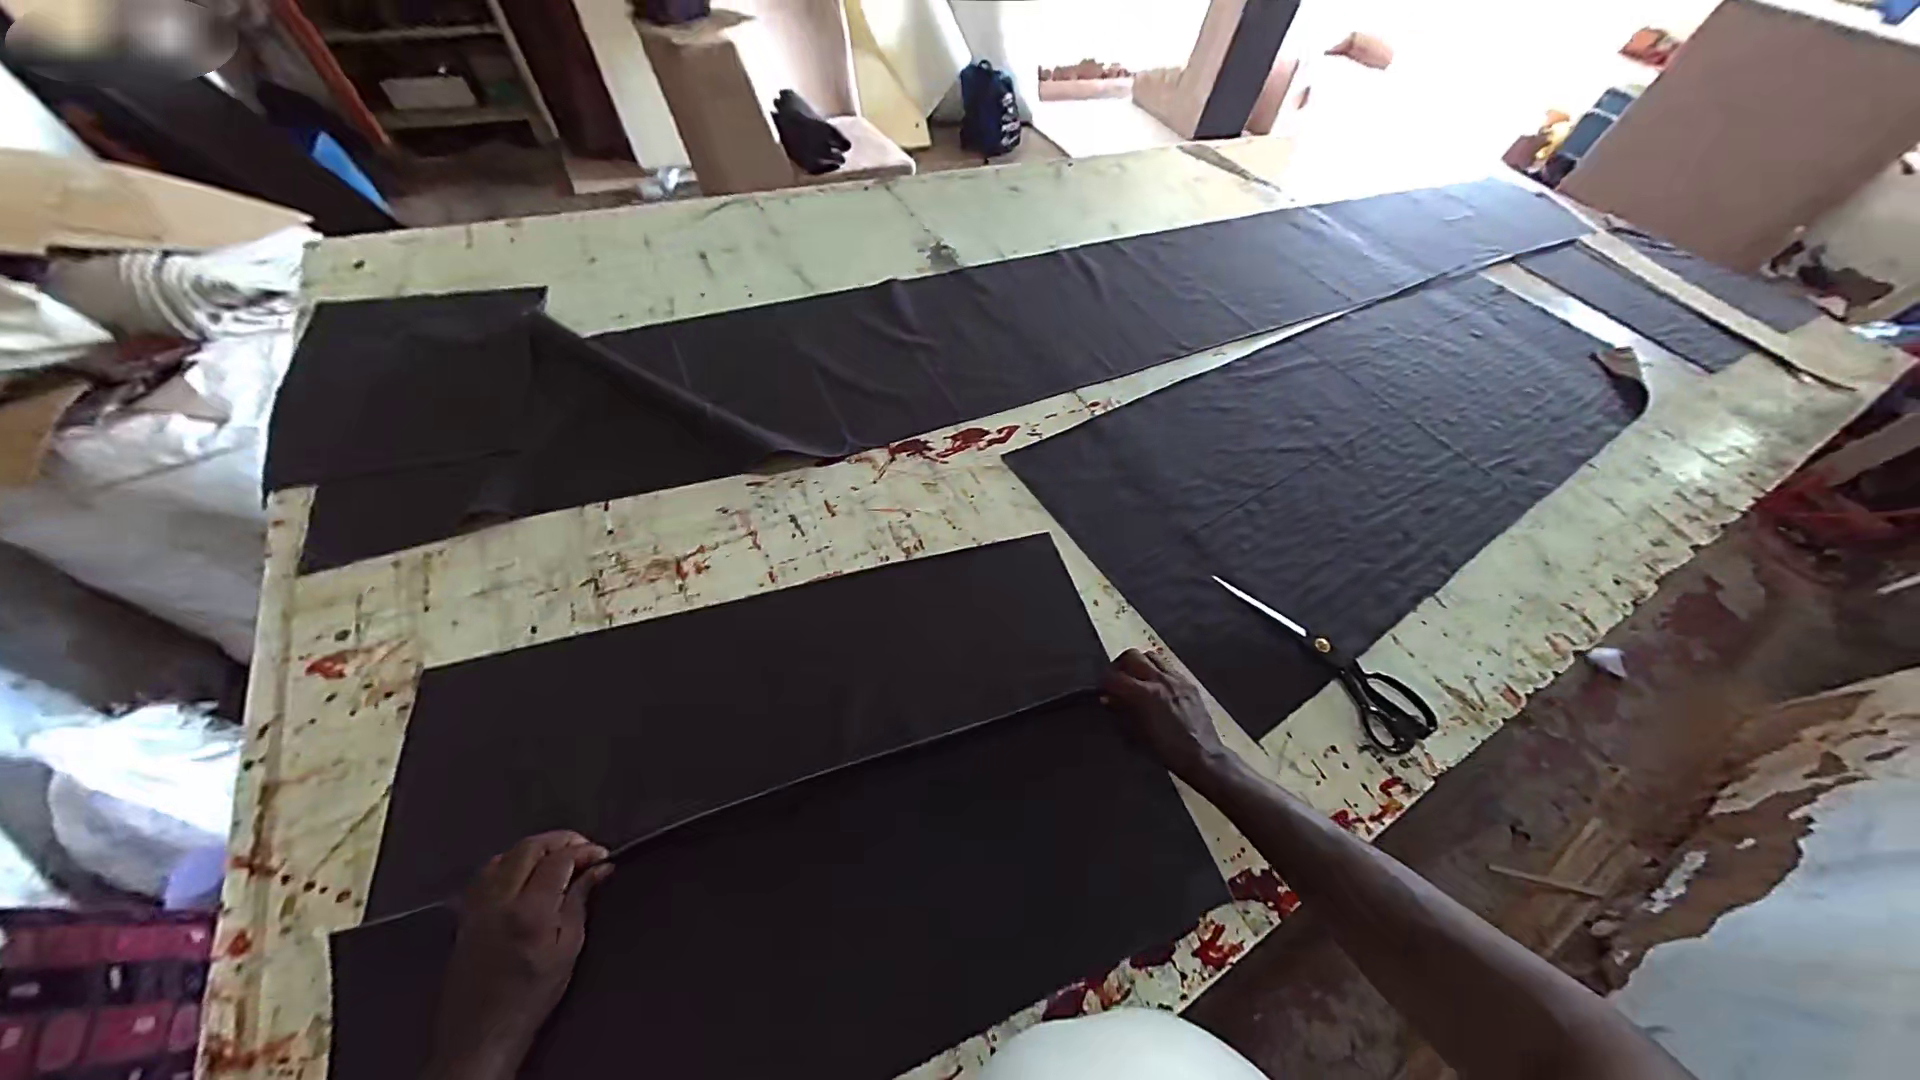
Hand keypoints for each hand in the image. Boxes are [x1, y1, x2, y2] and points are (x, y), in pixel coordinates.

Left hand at [426, 831, 612, 1079]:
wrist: (479, 1037)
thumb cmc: (531, 997)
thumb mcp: (569, 948)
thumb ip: (582, 901)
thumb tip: (601, 868)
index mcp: (531, 911)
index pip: (560, 859)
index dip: (585, 850)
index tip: (602, 856)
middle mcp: (500, 903)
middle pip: (529, 848)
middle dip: (560, 841)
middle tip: (582, 849)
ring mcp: (477, 909)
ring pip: (503, 857)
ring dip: (532, 850)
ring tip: (555, 858)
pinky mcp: (464, 919)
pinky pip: (483, 877)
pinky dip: (506, 864)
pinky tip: (520, 873)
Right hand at [1100, 649, 1237, 789]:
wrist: (1202, 756)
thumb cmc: (1165, 750)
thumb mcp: (1135, 734)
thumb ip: (1120, 711)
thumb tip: (1107, 698)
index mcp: (1143, 694)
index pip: (1114, 677)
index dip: (1104, 681)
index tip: (1102, 688)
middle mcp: (1159, 680)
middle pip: (1131, 656)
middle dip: (1120, 665)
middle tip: (1118, 677)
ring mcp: (1176, 679)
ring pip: (1151, 656)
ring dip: (1140, 663)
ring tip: (1138, 677)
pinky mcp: (1189, 682)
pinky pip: (1168, 666)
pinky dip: (1157, 670)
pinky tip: (1157, 685)